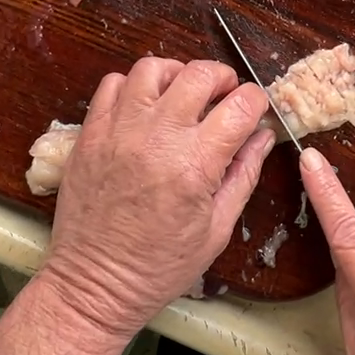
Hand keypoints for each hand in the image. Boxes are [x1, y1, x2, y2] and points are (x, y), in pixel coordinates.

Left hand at [36, 57, 272, 339]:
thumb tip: (263, 136)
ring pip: (153, 68)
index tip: (255, 108)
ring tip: (182, 94)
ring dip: (176, 74)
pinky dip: (133, 86)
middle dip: (222, 77)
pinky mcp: (91, 132)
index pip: (240, 105)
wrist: (93, 286)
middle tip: (223, 94)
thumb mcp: (217, 230)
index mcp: (195, 164)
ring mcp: (120, 130)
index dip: (256, 100)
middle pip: (199, 74)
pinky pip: (113, 84)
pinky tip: (144, 107)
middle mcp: (158, 137)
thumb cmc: (159, 267)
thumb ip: (244, 175)